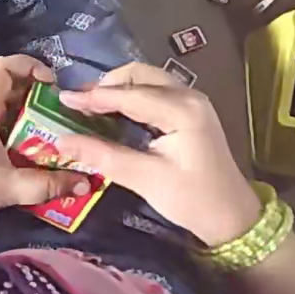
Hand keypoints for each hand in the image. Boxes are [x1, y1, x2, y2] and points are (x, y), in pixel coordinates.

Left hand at [0, 55, 90, 223]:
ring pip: (3, 99)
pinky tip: (32, 142)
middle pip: (8, 81)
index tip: (52, 84)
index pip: (3, 67)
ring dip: (28, 107)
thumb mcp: (6, 189)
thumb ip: (46, 186)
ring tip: (52, 127)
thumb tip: (83, 183)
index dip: (30, 65)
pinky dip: (16, 120)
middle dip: (37, 91)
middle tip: (60, 111)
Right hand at [53, 63, 262, 245]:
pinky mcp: (190, 110)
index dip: (93, 96)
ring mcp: (192, 100)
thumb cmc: (192, 199)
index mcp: (182, 110)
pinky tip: (113, 112)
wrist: (233, 218)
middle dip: (105, 85)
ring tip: (90, 106)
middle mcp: (189, 96)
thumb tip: (61, 142)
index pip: (129, 95)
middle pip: (138, 75)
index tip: (63, 99)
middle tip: (77, 103)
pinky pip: (154, 91)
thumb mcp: (144, 179)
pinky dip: (131, 96)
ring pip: (147, 79)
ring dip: (117, 88)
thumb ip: (102, 155)